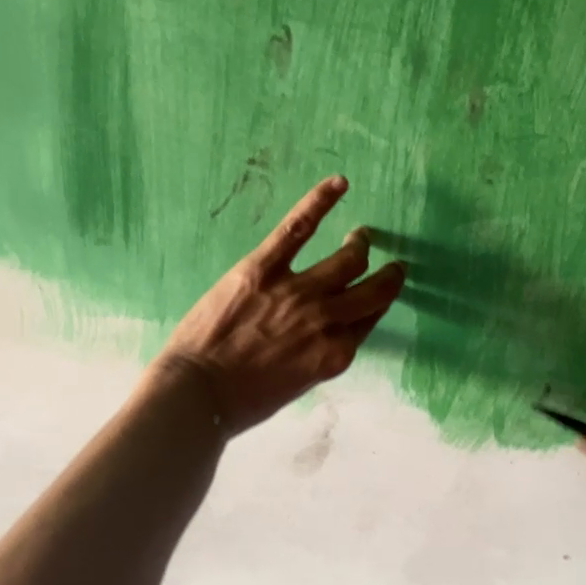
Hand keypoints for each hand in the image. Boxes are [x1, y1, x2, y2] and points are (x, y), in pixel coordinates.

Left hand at [154, 176, 405, 436]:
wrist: (196, 392)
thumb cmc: (244, 400)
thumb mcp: (299, 384)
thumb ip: (323, 354)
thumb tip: (333, 329)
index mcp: (335, 353)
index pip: (370, 319)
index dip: (378, 304)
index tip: (382, 293)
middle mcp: (327, 320)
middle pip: (370, 289)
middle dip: (385, 276)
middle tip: (389, 266)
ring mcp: (298, 291)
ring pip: (347, 259)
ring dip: (359, 246)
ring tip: (360, 237)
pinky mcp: (264, 267)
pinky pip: (299, 227)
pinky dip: (321, 201)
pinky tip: (339, 184)